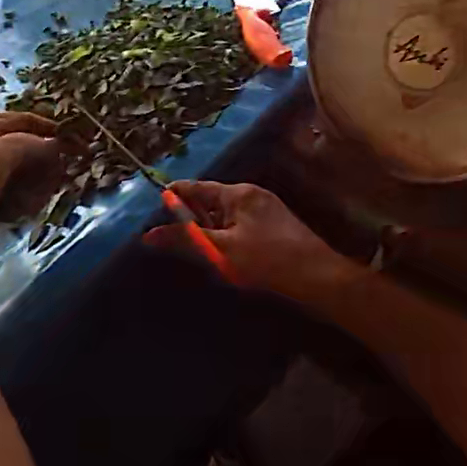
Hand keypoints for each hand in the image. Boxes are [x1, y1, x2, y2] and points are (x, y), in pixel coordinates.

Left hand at [0, 113, 61, 283]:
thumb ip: (28, 143)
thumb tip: (58, 144)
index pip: (23, 121)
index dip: (51, 130)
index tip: (78, 144)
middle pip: (29, 149)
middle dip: (45, 164)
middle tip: (57, 178)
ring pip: (29, 175)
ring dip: (37, 187)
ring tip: (29, 201)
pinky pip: (21, 196)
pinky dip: (27, 203)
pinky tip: (20, 212)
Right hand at [144, 181, 354, 299]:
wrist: (318, 278)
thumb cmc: (266, 261)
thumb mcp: (220, 251)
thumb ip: (185, 240)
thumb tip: (148, 235)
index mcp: (238, 193)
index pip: (195, 188)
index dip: (173, 199)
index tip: (153, 215)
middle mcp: (252, 195)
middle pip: (210, 201)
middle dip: (190, 219)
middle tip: (172, 242)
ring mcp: (266, 211)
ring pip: (225, 217)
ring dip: (209, 232)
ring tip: (197, 253)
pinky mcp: (276, 228)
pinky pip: (240, 227)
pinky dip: (226, 238)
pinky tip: (225, 259)